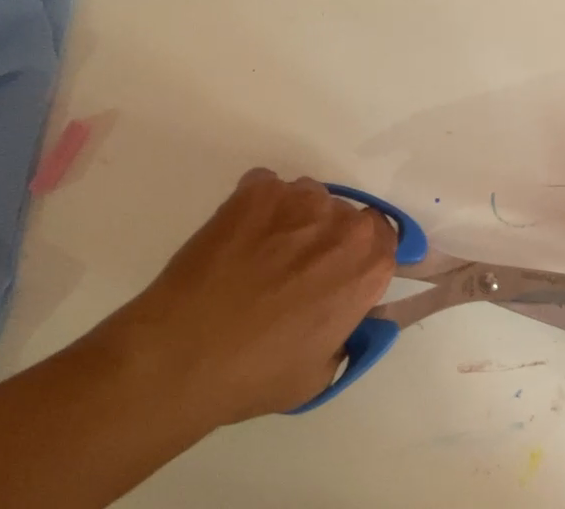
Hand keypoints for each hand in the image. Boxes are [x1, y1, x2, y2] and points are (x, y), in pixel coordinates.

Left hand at [85, 168, 397, 429]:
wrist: (179, 356)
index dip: (359, 259)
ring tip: (258, 256)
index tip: (337, 277)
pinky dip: (257, 207)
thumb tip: (339, 316)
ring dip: (294, 221)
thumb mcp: (321, 371)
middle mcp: (345, 223)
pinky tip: (234, 241)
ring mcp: (299, 200)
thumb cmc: (256, 374)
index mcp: (370, 265)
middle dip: (327, 239)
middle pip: (346, 218)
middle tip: (294, 272)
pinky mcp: (256, 191)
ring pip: (308, 200)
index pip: (385, 241)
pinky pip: (267, 188)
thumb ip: (344, 333)